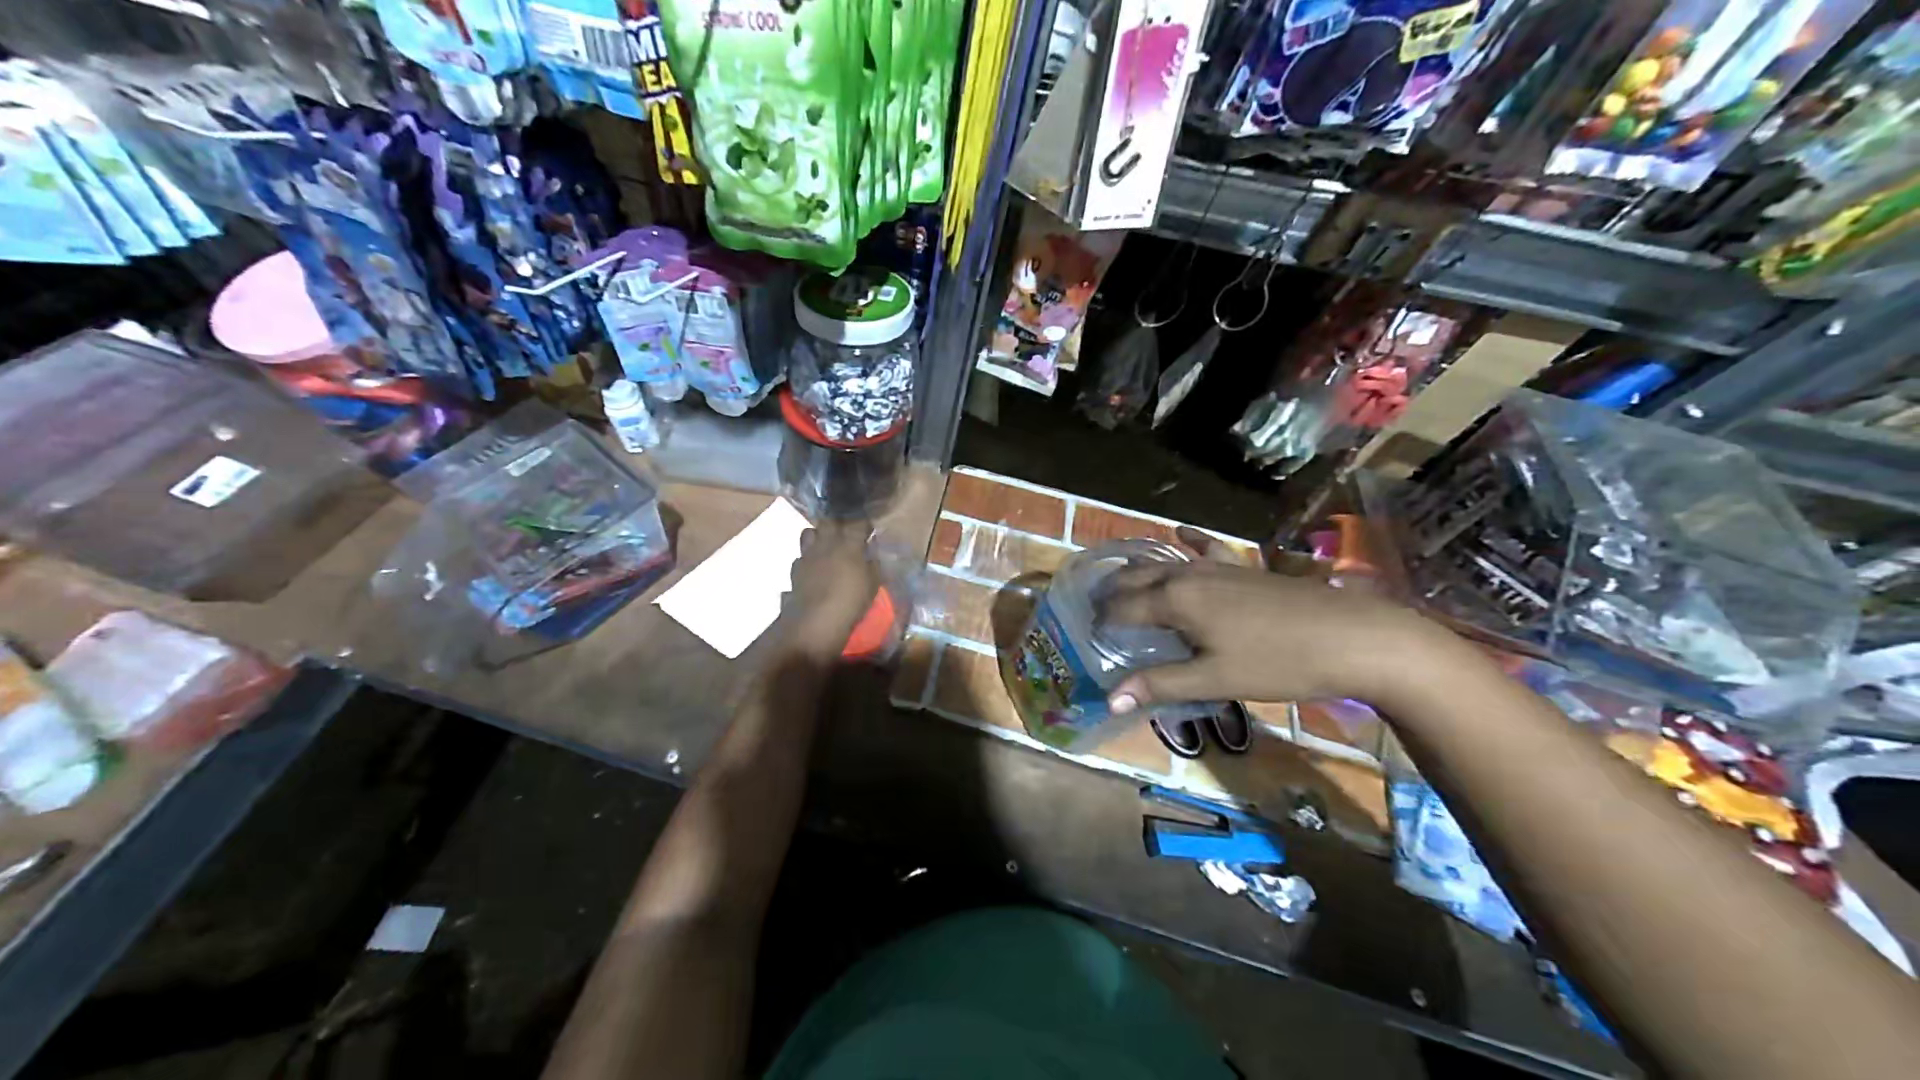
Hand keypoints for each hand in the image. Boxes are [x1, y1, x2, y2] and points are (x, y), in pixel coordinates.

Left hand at [779, 522, 878, 658]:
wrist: (816, 621)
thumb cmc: (851, 603)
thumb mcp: (872, 584)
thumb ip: (872, 564)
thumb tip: (871, 551)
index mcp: (849, 544)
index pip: (858, 522)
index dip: (863, 523)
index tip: (868, 529)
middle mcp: (827, 543)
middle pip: (829, 520)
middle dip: (838, 522)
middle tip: (845, 532)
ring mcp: (808, 555)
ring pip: (809, 532)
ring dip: (818, 535)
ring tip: (826, 546)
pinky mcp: (795, 569)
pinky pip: (801, 556)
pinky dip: (807, 559)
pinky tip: (813, 569)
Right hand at [1101, 539, 1439, 713]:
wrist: (1354, 636)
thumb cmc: (1278, 662)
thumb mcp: (1215, 679)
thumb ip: (1160, 685)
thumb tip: (1110, 698)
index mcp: (1176, 600)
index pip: (1124, 607)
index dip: (1103, 619)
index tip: (1088, 633)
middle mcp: (1189, 576)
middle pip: (1138, 577)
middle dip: (1113, 591)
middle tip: (1095, 609)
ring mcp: (1219, 568)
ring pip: (1166, 562)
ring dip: (1139, 571)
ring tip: (1120, 581)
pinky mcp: (1243, 568)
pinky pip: (1205, 549)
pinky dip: (1187, 542)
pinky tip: (1181, 533)